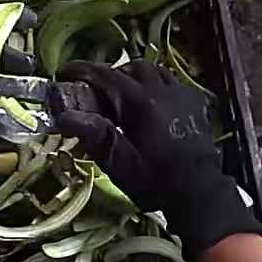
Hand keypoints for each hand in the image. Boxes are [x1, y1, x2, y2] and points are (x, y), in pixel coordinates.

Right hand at [53, 60, 259, 259]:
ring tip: (124, 98)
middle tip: (98, 93)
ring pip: (155, 73)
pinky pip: (172, 84)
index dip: (82, 72)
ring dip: (135, 79)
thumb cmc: (154, 179)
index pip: (106, 76)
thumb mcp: (118, 162)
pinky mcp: (195, 105)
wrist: (198, 193)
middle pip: (132, 68)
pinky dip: (156, 88)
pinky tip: (152, 106)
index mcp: (141, 102)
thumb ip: (93, 134)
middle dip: (112, 75)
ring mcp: (182, 95)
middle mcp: (162, 90)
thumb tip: (63, 116)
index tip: (64, 74)